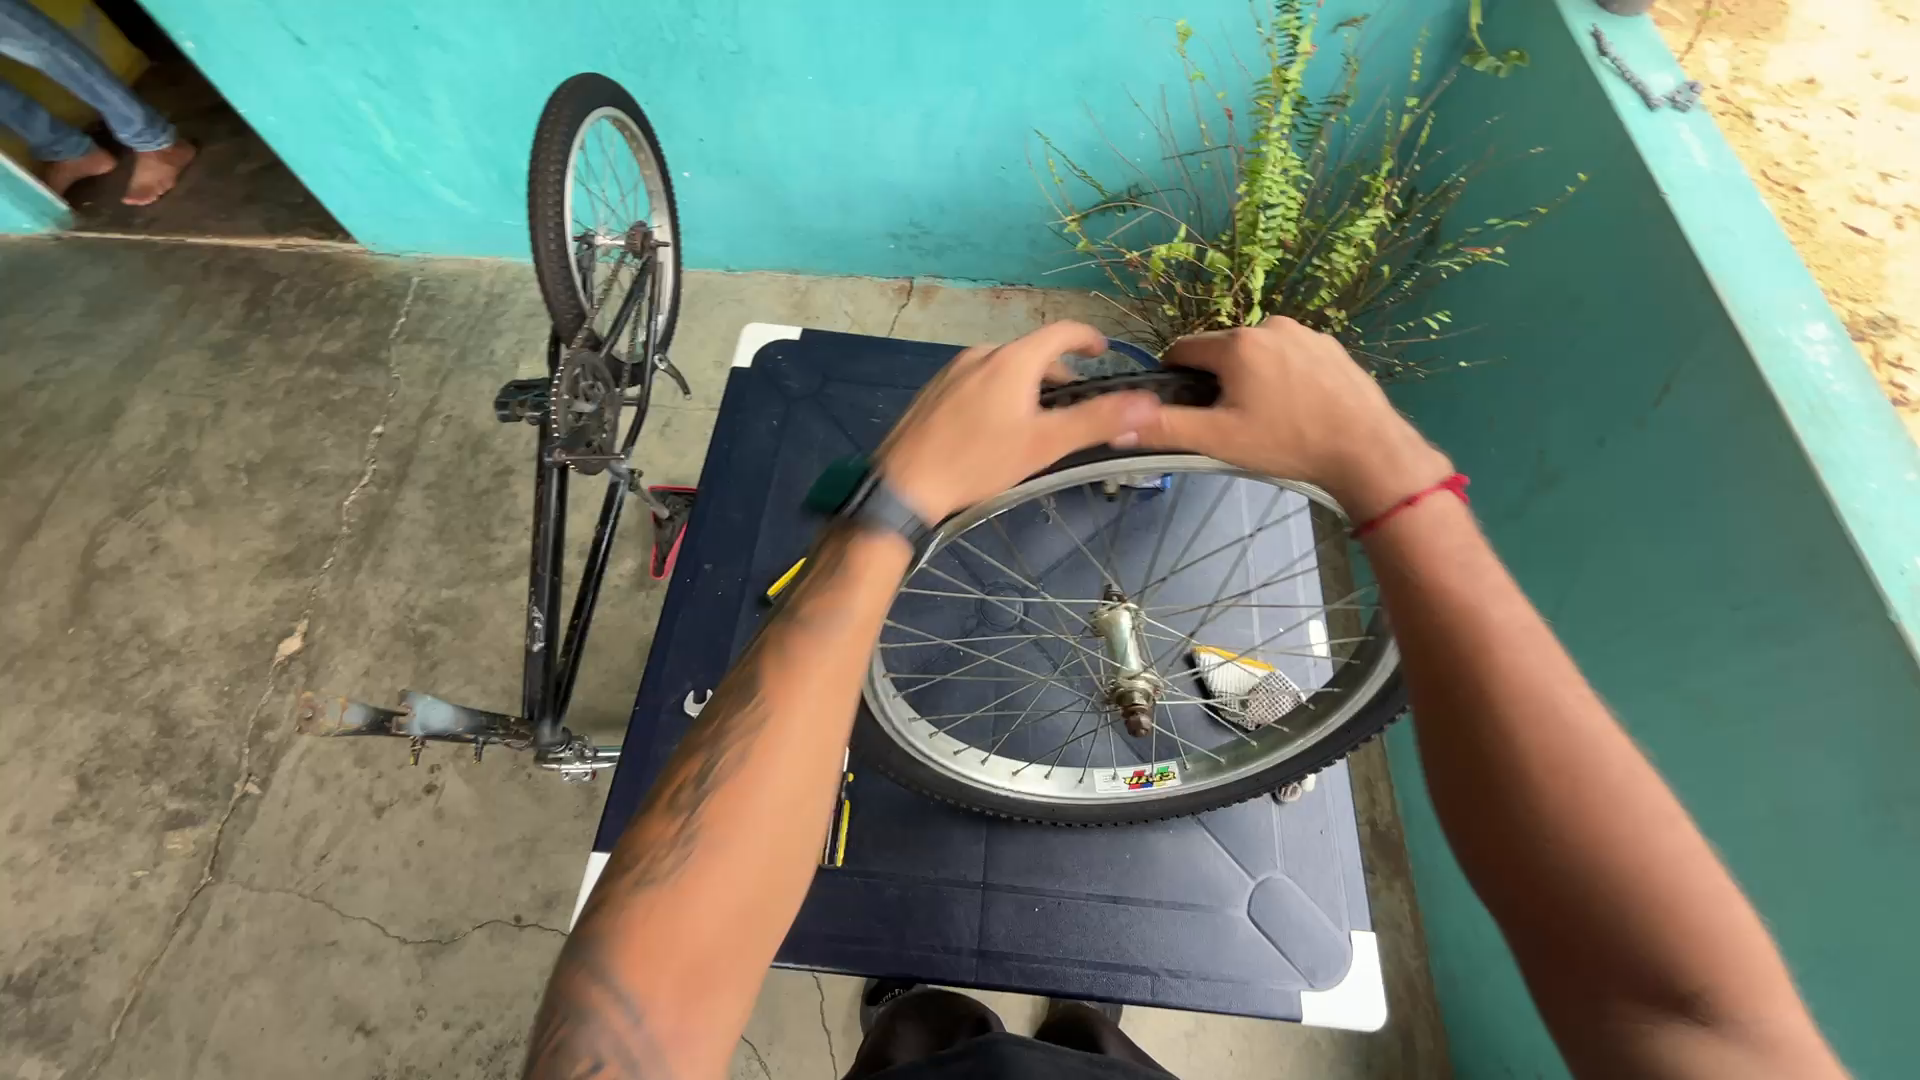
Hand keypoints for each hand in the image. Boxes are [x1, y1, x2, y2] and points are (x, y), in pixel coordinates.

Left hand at [878, 321, 1161, 520]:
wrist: (905, 485)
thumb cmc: (977, 462)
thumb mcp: (1044, 445)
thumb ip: (1096, 421)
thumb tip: (1148, 404)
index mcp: (1011, 360)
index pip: (1060, 331)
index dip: (1088, 338)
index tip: (1103, 351)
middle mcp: (980, 355)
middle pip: (1031, 353)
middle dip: (1057, 374)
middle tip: (1072, 406)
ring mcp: (952, 372)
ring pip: (1003, 369)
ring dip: (1027, 386)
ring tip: (1034, 423)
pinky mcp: (934, 392)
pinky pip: (978, 382)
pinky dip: (999, 394)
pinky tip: (994, 430)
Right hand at [1140, 317, 1452, 521]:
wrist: (1366, 450)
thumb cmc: (1286, 443)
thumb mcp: (1218, 440)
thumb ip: (1165, 428)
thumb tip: (1117, 426)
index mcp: (1237, 344)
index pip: (1183, 349)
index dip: (1174, 377)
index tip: (1185, 407)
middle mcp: (1269, 325)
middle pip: (1220, 351)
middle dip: (1215, 380)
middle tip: (1229, 421)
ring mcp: (1305, 333)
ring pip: (1255, 353)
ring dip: (1249, 377)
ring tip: (1265, 417)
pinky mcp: (1330, 346)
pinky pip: (1288, 356)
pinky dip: (1281, 376)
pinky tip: (1295, 408)